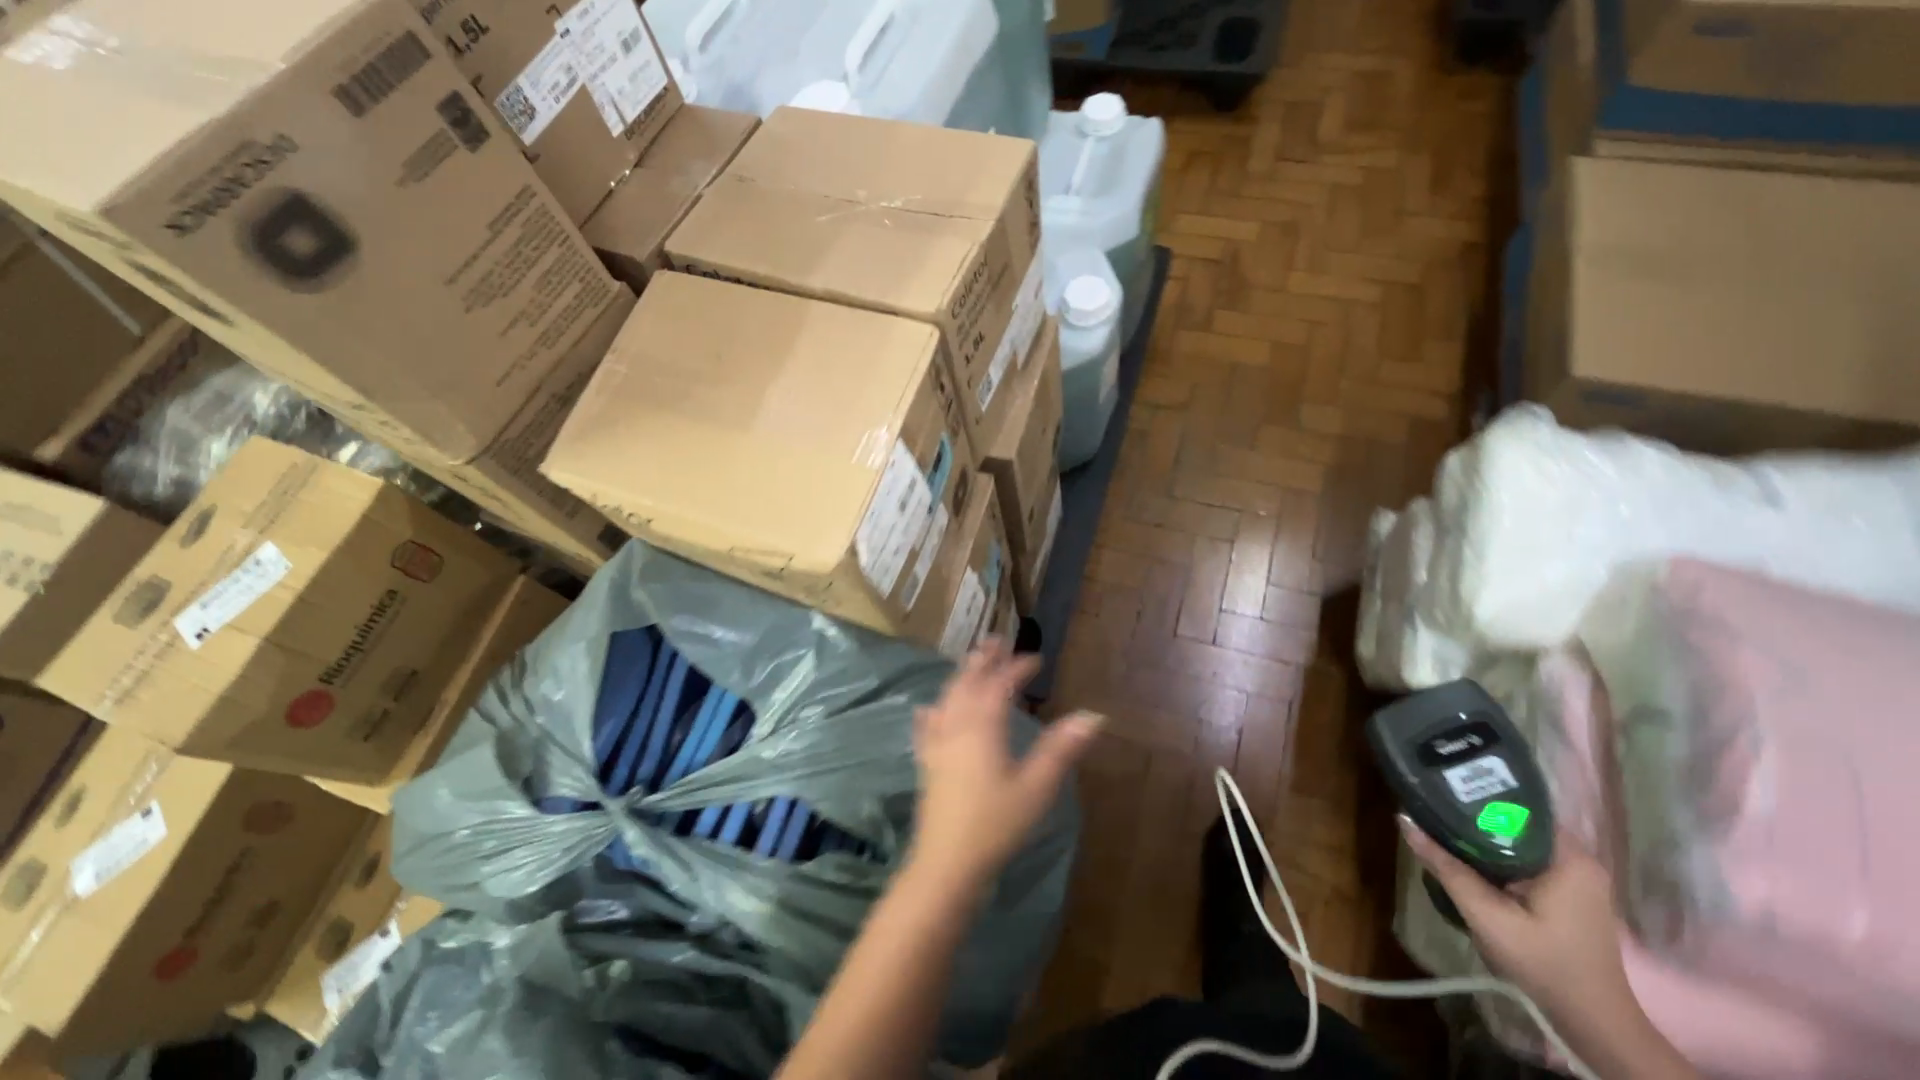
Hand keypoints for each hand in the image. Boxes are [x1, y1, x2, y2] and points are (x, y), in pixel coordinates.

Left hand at [909, 639, 1102, 891]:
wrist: (947, 862)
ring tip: (970, 664)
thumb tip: (1093, 716)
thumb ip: (1061, 750)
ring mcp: (936, 746)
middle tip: (995, 641)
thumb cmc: (996, 824)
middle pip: (967, 684)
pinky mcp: (926, 766)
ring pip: (946, 700)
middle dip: (982, 661)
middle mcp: (955, 728)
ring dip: (960, 678)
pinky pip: (927, 727)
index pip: (999, 686)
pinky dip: (933, 710)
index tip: (1035, 659)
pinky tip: (928, 709)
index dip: (1016, 669)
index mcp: (982, 728)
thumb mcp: (1036, 788)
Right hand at [1401, 821, 1650, 1048]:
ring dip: (1491, 843)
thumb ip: (1449, 869)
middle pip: (1521, 825)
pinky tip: (1477, 867)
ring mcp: (1582, 879)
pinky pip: (1534, 863)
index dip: (1481, 799)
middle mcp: (1582, 859)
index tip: (1444, 795)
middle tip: (1437, 815)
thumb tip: (1406, 823)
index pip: (1520, 807)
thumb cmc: (1542, 963)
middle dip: (1480, 821)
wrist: (1590, 1019)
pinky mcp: (1575, 896)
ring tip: (1448, 835)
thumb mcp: (1488, 916)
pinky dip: (1506, 861)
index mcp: (1570, 857)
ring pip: (1526, 844)